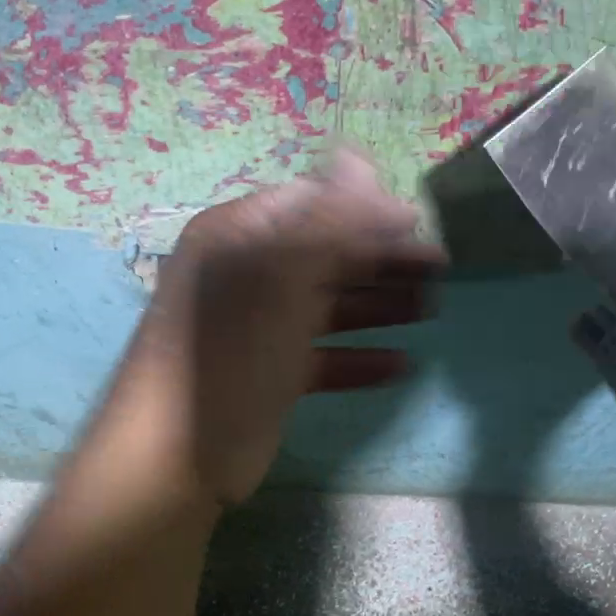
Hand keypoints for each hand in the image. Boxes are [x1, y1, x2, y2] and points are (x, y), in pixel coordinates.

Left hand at [121, 150, 443, 506]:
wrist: (177, 457)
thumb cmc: (232, 351)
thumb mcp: (283, 275)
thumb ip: (327, 219)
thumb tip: (359, 157)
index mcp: (238, 236)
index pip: (310, 203)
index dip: (364, 208)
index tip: (415, 223)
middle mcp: (246, 274)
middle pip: (325, 253)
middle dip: (381, 259)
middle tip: (438, 268)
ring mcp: (257, 327)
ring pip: (328, 304)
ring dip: (378, 304)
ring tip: (430, 309)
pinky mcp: (269, 374)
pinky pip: (323, 355)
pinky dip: (358, 357)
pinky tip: (399, 364)